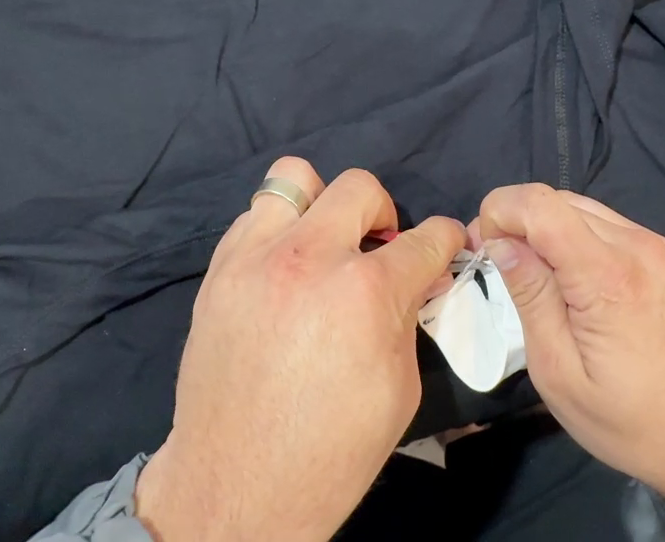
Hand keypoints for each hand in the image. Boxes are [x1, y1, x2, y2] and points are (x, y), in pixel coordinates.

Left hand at [136, 158, 463, 541]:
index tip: (444, 242)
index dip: (445, 238)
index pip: (424, 239)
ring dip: (320, 205)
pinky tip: (283, 267)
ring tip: (322, 243)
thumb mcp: (398, 387)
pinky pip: (254, 214)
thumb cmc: (331, 450)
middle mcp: (310, 258)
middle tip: (379, 249)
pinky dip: (278, 229)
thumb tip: (419, 276)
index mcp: (366, 293)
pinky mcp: (219, 269)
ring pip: (294, 178)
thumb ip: (409, 316)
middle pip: (360, 188)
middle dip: (384, 214)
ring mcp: (257, 257)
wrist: (237, 486)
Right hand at [475, 184, 664, 523]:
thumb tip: (499, 242)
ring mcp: (658, 247)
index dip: (500, 211)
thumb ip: (529, 296)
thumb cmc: (630, 421)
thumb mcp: (558, 372)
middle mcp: (636, 246)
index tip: (483, 247)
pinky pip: (607, 225)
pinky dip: (577, 237)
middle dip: (518, 221)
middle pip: (557, 200)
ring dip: (547, 228)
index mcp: (607, 275)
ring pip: (582, 208)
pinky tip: (573, 279)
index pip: (539, 204)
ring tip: (535, 275)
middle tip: (499, 264)